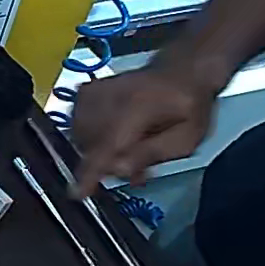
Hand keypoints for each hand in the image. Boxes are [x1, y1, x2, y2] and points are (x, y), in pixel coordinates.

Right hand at [72, 60, 224, 192]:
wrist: (180, 72)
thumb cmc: (188, 108)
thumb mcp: (185, 140)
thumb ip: (152, 154)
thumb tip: (119, 169)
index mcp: (138, 106)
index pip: (107, 144)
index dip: (91, 171)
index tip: (78, 193)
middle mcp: (109, 96)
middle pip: (89, 142)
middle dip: (106, 161)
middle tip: (134, 167)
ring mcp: (94, 90)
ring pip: (79, 133)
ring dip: (97, 150)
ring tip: (125, 150)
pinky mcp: (86, 90)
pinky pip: (75, 121)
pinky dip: (88, 135)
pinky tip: (109, 136)